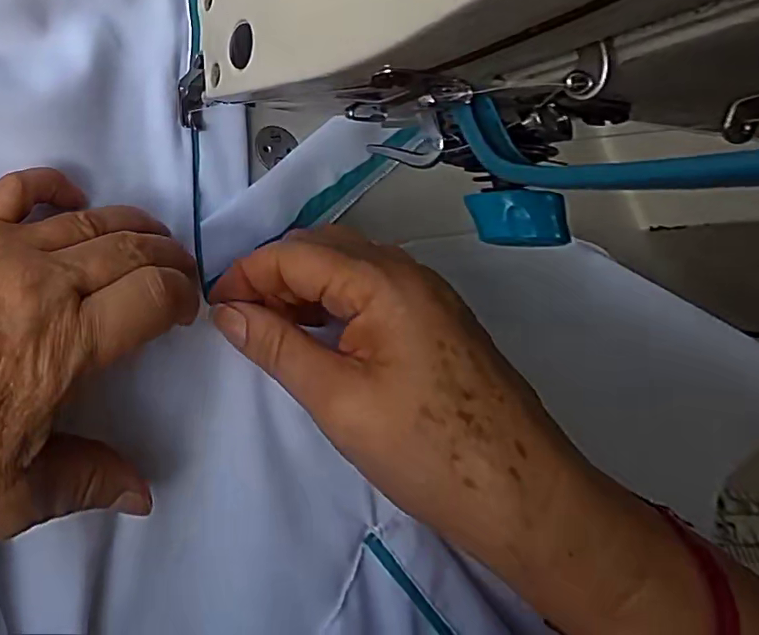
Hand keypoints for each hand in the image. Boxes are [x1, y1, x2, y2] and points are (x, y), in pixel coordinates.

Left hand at [0, 168, 200, 545]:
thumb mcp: (13, 495)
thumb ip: (87, 483)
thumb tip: (142, 489)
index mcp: (66, 344)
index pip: (152, 296)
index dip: (181, 298)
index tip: (184, 310)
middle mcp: (41, 282)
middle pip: (126, 249)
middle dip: (164, 255)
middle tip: (176, 269)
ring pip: (84, 220)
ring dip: (124, 224)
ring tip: (143, 236)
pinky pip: (16, 190)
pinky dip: (52, 184)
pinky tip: (70, 196)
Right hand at [202, 227, 758, 634]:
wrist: (542, 513)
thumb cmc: (430, 452)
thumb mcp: (335, 399)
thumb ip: (273, 344)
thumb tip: (224, 311)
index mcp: (384, 283)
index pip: (291, 254)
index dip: (244, 275)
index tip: (216, 310)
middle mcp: (407, 273)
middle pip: (316, 247)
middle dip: (269, 274)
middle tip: (240, 315)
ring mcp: (426, 295)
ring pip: (340, 262)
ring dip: (297, 284)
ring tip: (268, 325)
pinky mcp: (434, 319)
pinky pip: (364, 285)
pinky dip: (326, 298)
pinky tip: (312, 332)